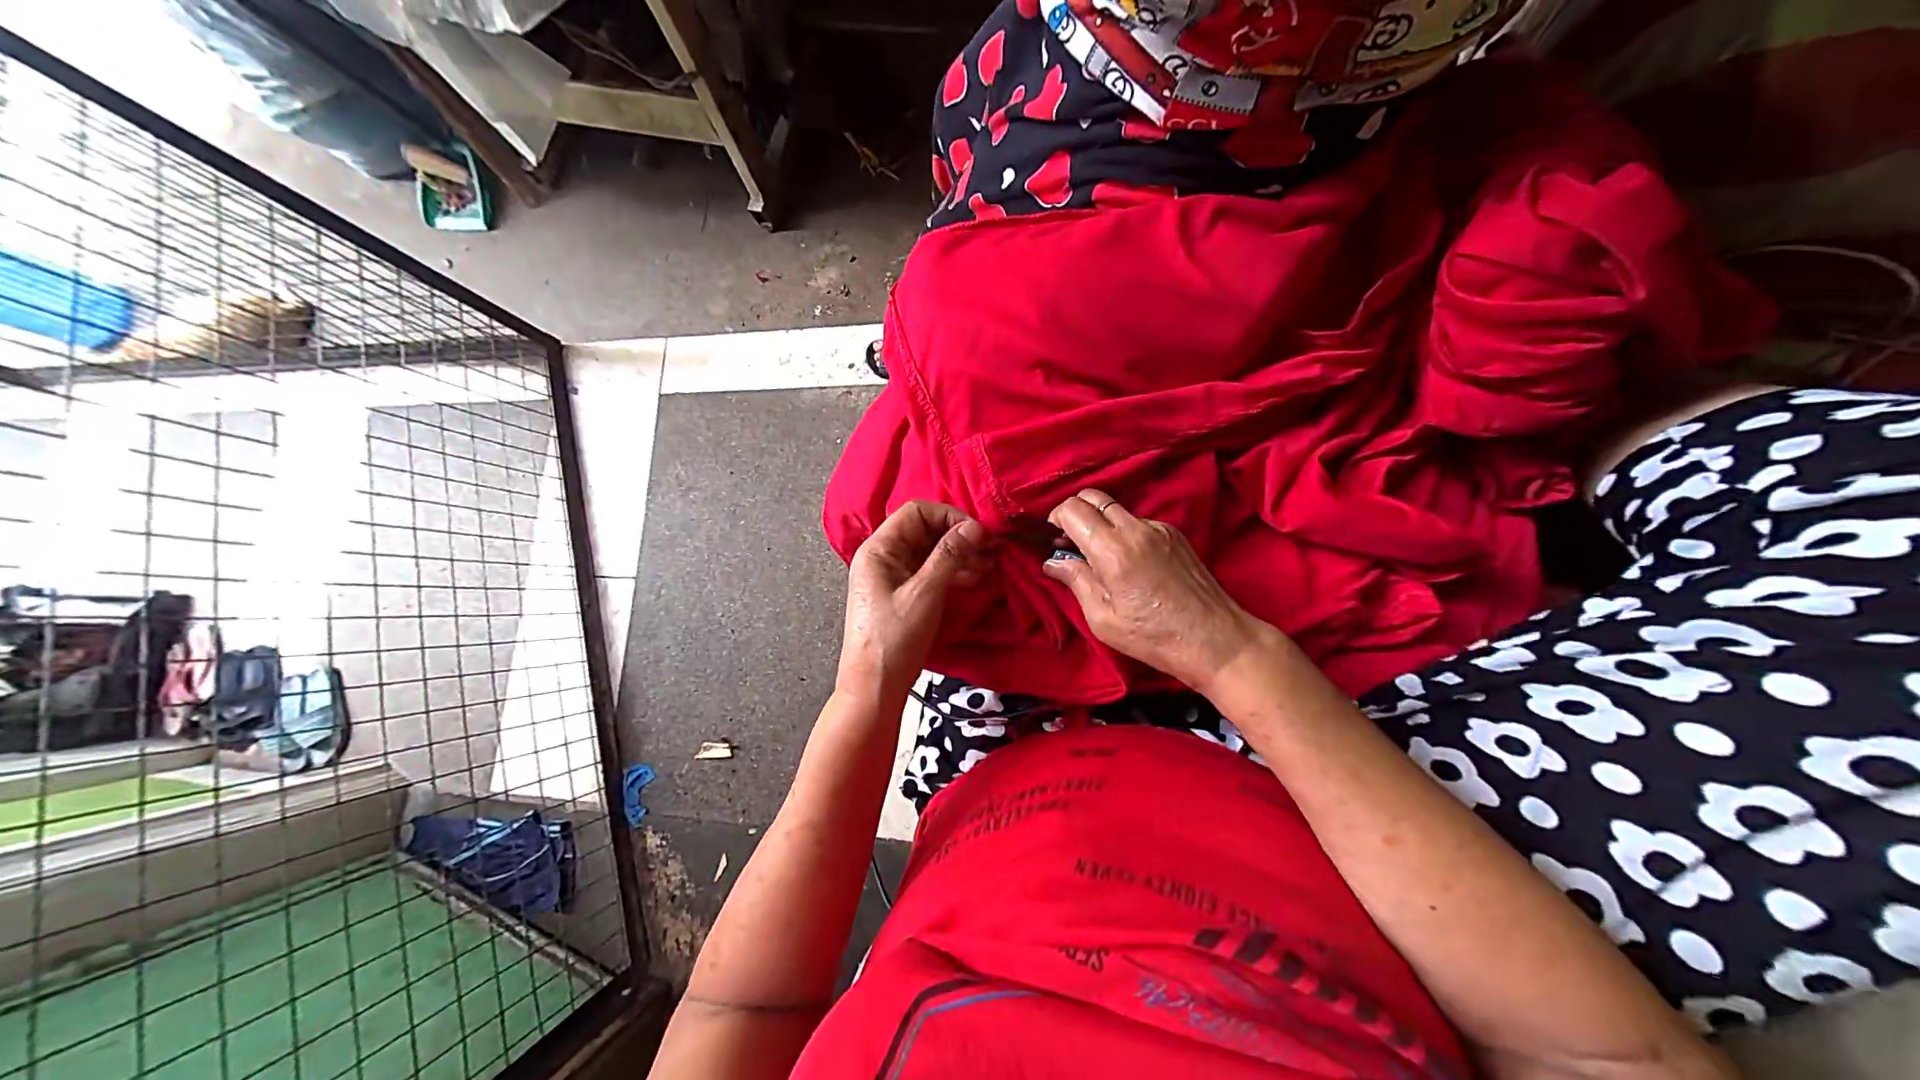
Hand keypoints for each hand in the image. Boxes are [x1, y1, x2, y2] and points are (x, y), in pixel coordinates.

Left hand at [838, 501, 989, 699]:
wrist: (875, 686)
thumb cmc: (893, 639)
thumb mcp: (925, 593)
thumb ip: (950, 556)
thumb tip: (975, 527)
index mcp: (879, 549)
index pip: (917, 512)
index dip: (949, 517)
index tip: (978, 533)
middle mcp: (884, 557)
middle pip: (925, 531)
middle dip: (959, 537)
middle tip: (991, 549)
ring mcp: (893, 577)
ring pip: (931, 554)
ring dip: (961, 556)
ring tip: (990, 565)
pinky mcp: (904, 596)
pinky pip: (931, 574)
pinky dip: (953, 574)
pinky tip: (976, 579)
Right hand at [1041, 489, 1273, 691]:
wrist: (1214, 639)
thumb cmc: (1154, 637)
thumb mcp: (1103, 619)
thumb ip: (1076, 582)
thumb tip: (1053, 563)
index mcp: (1113, 551)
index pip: (1073, 509)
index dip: (1056, 519)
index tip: (1054, 540)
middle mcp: (1136, 530)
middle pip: (1094, 497)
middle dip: (1075, 513)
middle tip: (1071, 542)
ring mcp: (1159, 529)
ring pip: (1117, 509)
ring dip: (1101, 524)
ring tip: (1100, 557)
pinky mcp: (1175, 534)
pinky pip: (1138, 522)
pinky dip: (1124, 533)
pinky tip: (1129, 563)